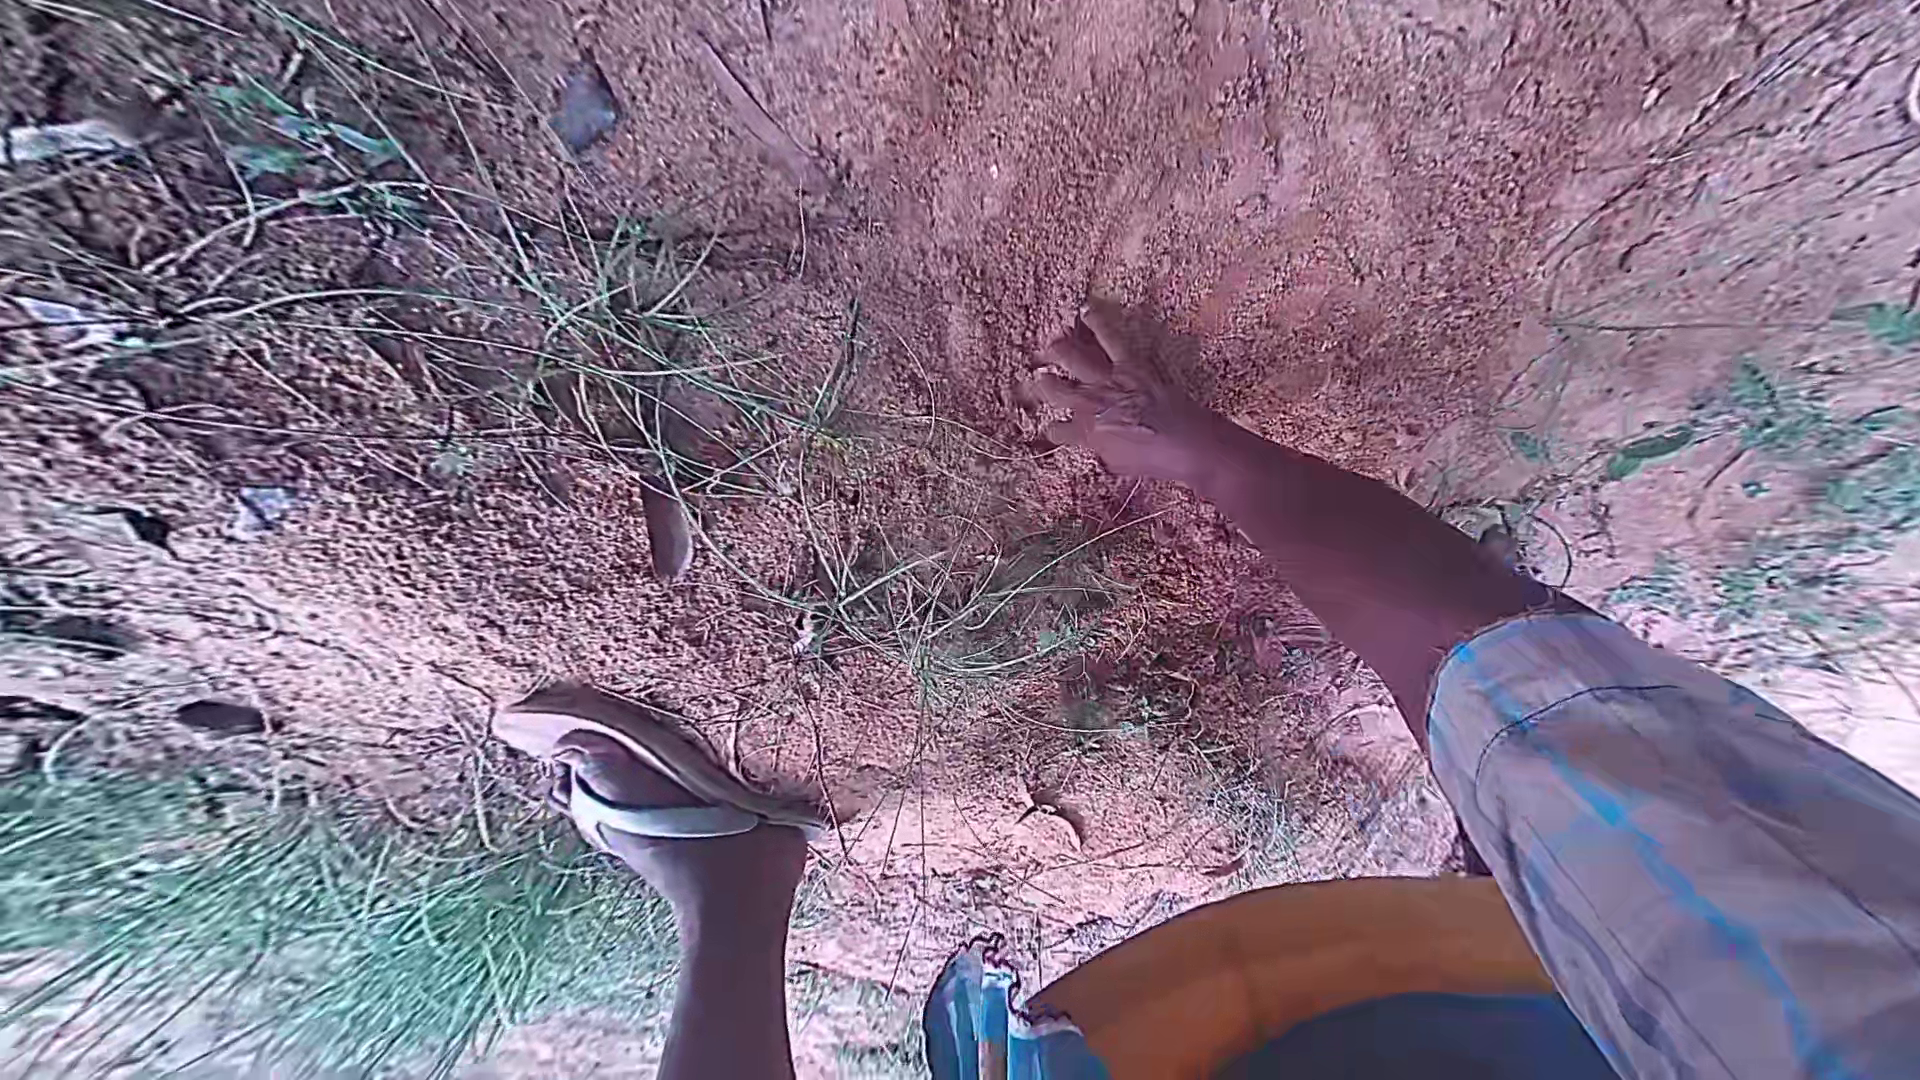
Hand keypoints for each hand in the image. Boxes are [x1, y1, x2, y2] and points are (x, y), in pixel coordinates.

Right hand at [1029, 302, 1247, 488]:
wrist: (1188, 443)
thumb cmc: (1153, 459)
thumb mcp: (1116, 463)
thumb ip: (1097, 447)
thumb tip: (1090, 440)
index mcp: (1085, 433)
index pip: (1057, 430)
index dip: (1051, 431)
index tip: (1049, 430)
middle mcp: (1090, 404)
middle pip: (1056, 389)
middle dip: (1042, 384)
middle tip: (1033, 378)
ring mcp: (1109, 381)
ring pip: (1074, 359)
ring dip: (1058, 351)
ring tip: (1048, 343)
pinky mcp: (1130, 364)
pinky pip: (1109, 338)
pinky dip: (1096, 324)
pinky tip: (1085, 311)